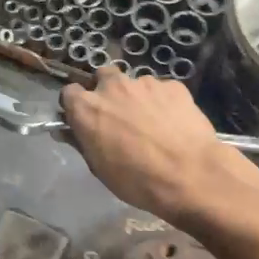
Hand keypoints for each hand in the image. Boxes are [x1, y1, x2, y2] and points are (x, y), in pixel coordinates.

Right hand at [60, 68, 242, 222]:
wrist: (190, 175)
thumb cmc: (137, 180)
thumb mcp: (100, 168)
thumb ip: (83, 142)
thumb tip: (69, 131)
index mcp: (87, 108)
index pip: (70, 93)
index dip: (76, 106)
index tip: (85, 119)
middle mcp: (113, 87)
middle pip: (102, 77)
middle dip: (106, 92)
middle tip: (118, 117)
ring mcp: (145, 83)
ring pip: (134, 84)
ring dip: (137, 98)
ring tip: (152, 124)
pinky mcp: (173, 86)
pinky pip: (161, 91)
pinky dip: (162, 103)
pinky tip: (173, 124)